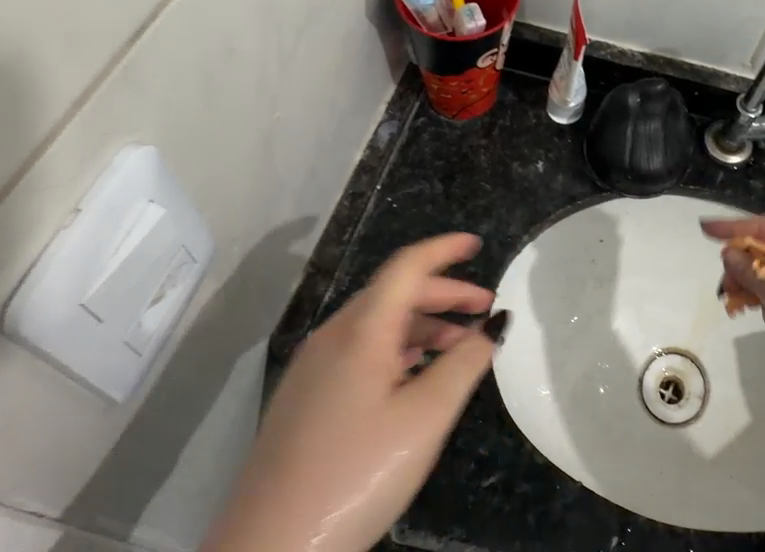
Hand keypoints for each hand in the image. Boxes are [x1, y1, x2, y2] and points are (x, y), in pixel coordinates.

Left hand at [202, 233, 502, 551]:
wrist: (268, 548)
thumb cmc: (357, 473)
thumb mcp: (426, 417)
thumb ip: (466, 362)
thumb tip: (495, 322)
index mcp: (360, 331)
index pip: (406, 267)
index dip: (444, 250)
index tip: (477, 244)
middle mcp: (332, 338)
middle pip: (392, 293)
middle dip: (443, 293)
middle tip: (485, 306)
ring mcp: (312, 369)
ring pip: (376, 325)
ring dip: (422, 324)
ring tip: (461, 346)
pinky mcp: (305, 399)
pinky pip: (359, 352)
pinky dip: (398, 349)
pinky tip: (416, 377)